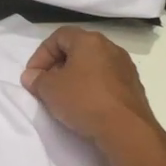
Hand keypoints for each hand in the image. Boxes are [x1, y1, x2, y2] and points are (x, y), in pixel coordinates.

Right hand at [20, 27, 159, 143]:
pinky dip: (92, 87)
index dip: (41, 54)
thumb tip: (32, 76)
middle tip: (47, 85)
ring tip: (65, 96)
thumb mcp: (49, 90)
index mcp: (89, 41)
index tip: (34, 75)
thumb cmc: (84, 100)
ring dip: (75, 76)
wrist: (126, 129)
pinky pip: (106, 80)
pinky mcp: (134, 86)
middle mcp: (110, 48)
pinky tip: (86, 105)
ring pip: (93, 64)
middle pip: (77, 49)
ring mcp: (125, 67)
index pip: (59, 36)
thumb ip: (36, 79)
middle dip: (57, 65)